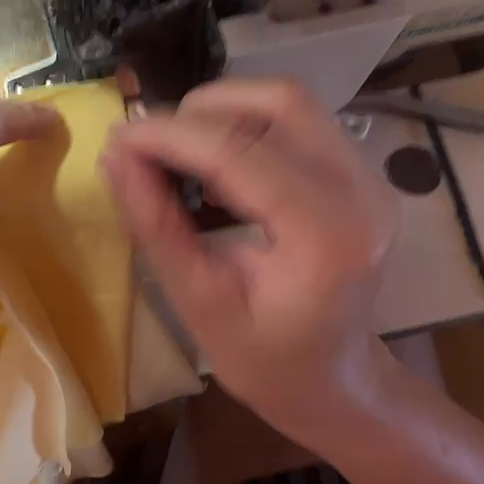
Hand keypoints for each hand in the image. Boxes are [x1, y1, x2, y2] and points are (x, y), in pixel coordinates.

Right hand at [102, 79, 401, 443]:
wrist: (335, 382)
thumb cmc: (266, 360)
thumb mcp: (198, 302)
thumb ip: (156, 225)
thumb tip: (114, 154)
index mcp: (326, 236)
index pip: (239, 152)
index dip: (170, 135)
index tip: (118, 135)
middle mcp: (362, 192)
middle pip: (278, 102)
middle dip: (201, 111)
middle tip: (151, 145)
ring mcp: (370, 177)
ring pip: (289, 101)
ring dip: (223, 112)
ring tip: (180, 153)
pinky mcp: (361, 172)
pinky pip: (298, 120)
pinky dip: (245, 125)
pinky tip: (216, 165)